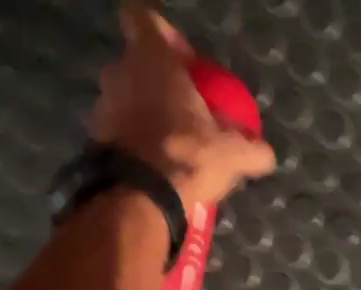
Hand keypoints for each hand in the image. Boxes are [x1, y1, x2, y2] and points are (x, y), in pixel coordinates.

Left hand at [90, 3, 275, 204]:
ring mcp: (103, 106)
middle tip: (189, 109)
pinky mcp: (96, 139)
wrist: (138, 199)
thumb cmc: (186, 157)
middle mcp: (119, 73)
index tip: (187, 61)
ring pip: (129, 99)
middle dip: (162, 82)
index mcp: (152, 60)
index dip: (167, 37)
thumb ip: (252, 149)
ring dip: (149, 114)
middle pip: (139, 64)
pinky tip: (160, 165)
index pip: (146, 20)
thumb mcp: (233, 154)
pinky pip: (122, 130)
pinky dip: (138, 142)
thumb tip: (265, 154)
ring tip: (176, 144)